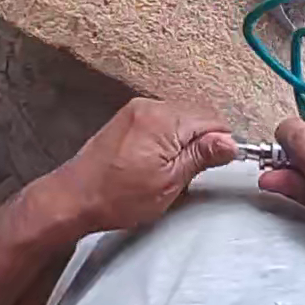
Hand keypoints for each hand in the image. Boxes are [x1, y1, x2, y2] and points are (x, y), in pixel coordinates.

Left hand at [35, 98, 236, 235]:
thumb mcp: (169, 181)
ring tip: (174, 168)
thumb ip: (201, 156)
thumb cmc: (117, 196)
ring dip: (186, 138)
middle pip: (197, 114)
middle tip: (195, 170)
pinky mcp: (127, 118)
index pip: (212, 119)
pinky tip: (160, 159)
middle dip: (203, 139)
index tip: (219, 164)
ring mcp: (136, 110)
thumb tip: (230, 142)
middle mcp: (149, 106)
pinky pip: (161, 120)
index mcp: (162, 119)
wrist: (74, 197)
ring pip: (180, 117)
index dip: (221, 143)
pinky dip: (169, 136)